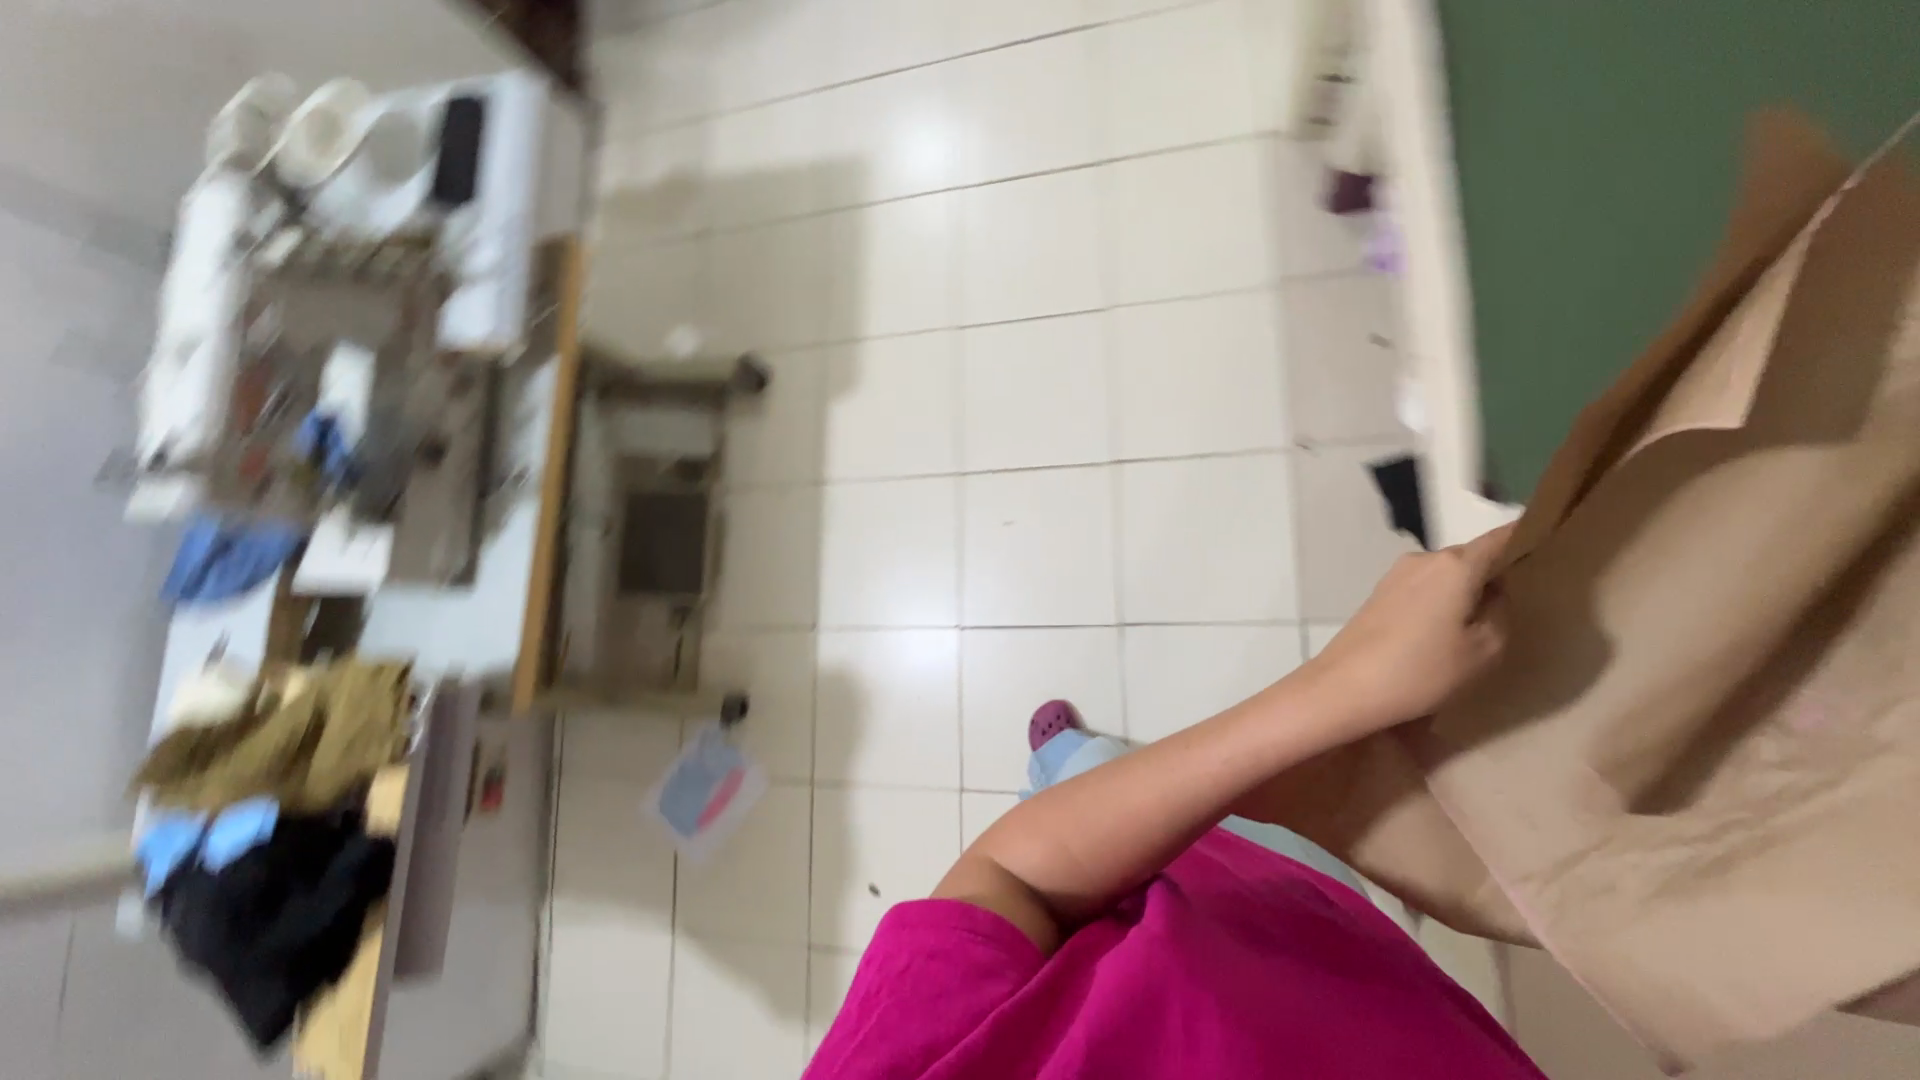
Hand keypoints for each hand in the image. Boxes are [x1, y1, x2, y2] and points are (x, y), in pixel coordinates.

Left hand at [1299, 524, 1514, 736]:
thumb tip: (1493, 591)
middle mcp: (1422, 560)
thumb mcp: (1484, 649)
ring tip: (1480, 628)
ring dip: (1465, 594)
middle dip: (1495, 576)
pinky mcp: (1378, 597)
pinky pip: (1423, 591)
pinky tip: (1445, 635)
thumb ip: (1501, 612)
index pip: (1501, 538)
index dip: (1528, 538)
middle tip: (1519, 607)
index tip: (1552, 545)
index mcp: (1454, 565)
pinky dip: (1441, 604)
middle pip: (1471, 558)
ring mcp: (1395, 577)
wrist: (1344, 688)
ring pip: (1446, 576)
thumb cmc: (1420, 670)